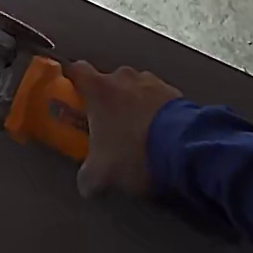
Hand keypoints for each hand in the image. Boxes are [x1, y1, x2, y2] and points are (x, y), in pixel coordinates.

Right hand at [64, 62, 181, 197]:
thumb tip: (86, 182)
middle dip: (107, 99)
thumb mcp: (101, 174)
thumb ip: (87, 175)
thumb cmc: (132, 152)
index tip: (71, 92)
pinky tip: (158, 131)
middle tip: (108, 124)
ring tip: (137, 130)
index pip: (77, 69)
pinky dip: (154, 108)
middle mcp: (123, 77)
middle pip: (108, 81)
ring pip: (134, 87)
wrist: (181, 147)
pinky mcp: (173, 90)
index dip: (72, 79)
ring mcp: (150, 80)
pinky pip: (156, 96)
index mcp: (99, 89)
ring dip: (133, 102)